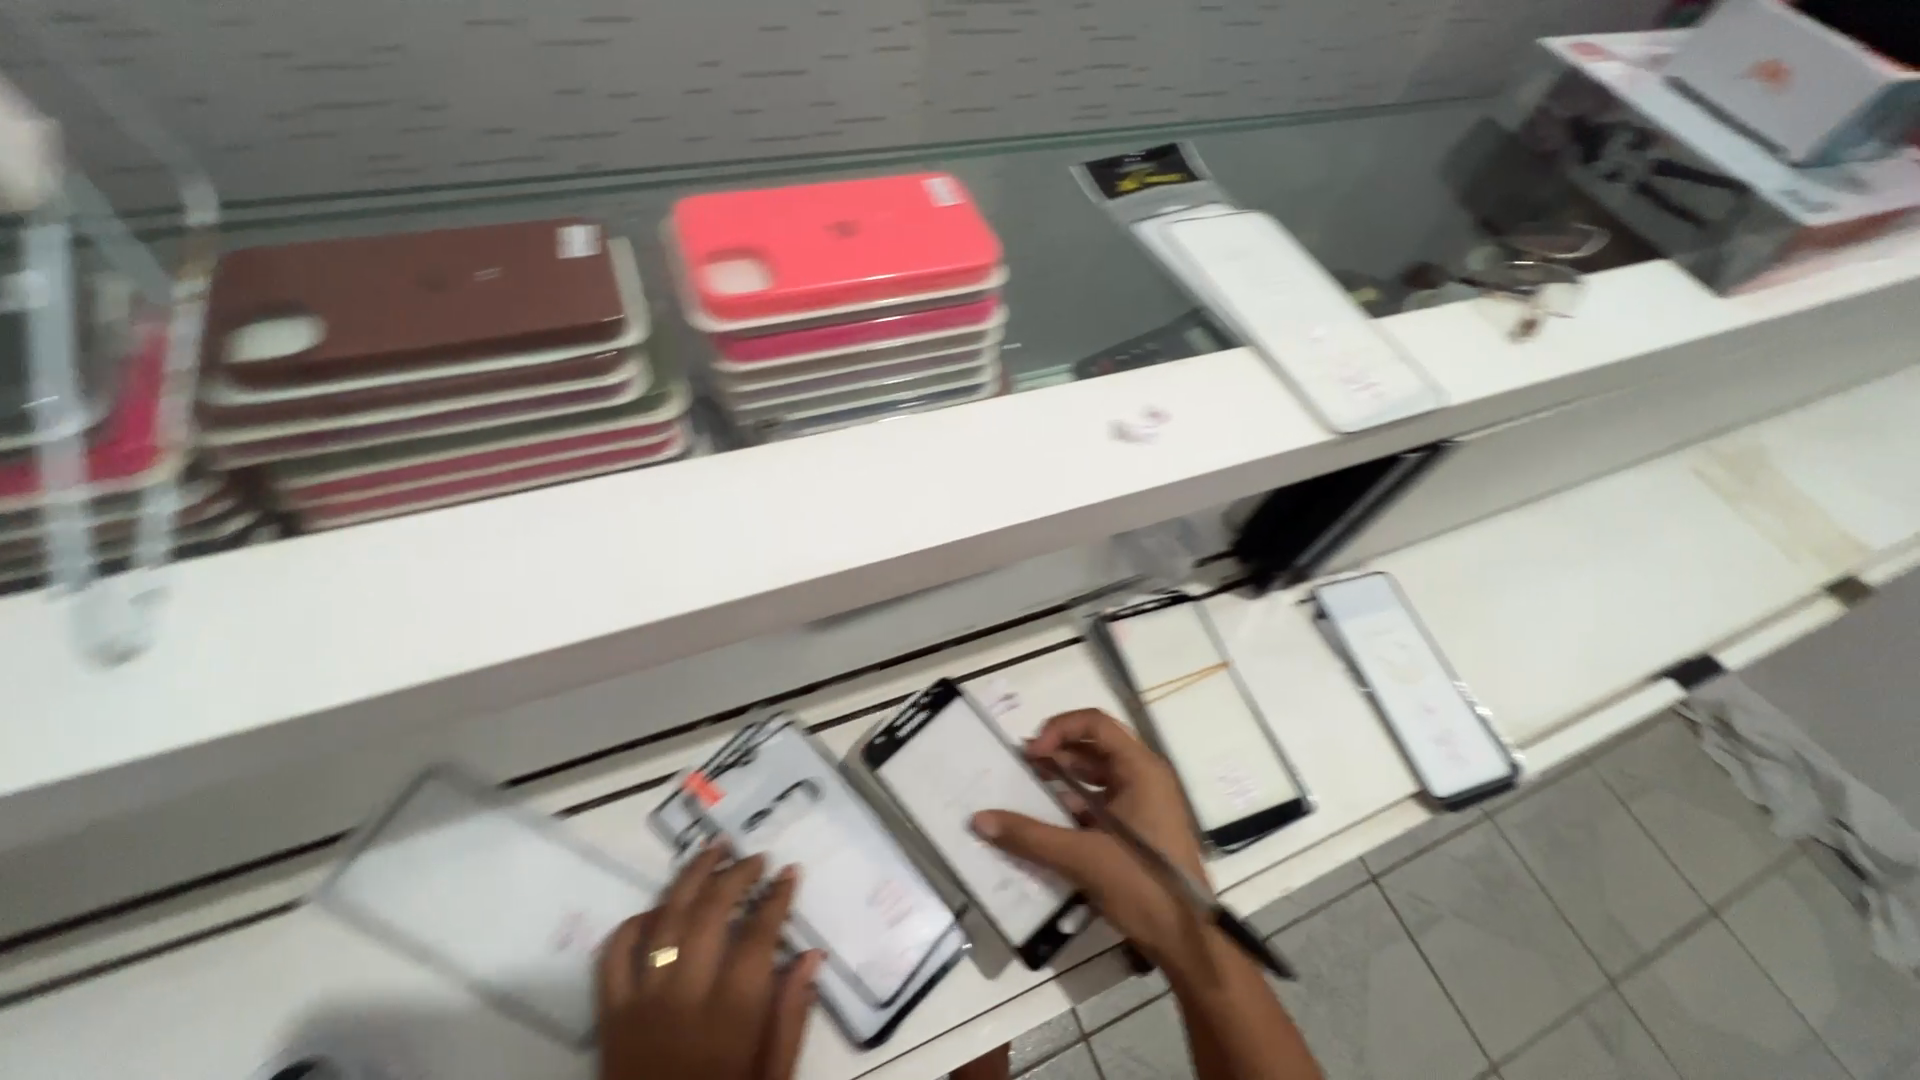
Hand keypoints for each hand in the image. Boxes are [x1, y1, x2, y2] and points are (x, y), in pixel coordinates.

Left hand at [597, 848, 822, 1079]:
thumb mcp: (773, 1078)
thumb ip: (790, 1017)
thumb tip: (811, 958)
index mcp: (731, 1015)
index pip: (758, 935)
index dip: (776, 897)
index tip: (790, 873)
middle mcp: (684, 997)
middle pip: (709, 913)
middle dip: (735, 875)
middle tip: (755, 858)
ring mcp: (641, 1002)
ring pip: (663, 919)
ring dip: (689, 878)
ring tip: (711, 851)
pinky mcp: (610, 1015)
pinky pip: (614, 954)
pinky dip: (633, 923)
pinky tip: (657, 910)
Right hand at [970, 709, 1208, 967]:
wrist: (1187, 939)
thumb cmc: (1142, 885)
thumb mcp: (1082, 858)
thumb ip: (1029, 836)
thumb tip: (979, 819)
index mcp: (1141, 769)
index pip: (1095, 723)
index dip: (1058, 729)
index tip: (1032, 755)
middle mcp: (1144, 777)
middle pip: (1093, 747)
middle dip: (1054, 753)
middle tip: (1019, 768)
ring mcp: (1144, 803)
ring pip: (1096, 777)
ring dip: (1061, 781)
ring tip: (1025, 793)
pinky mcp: (1138, 828)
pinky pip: (1100, 802)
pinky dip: (1073, 806)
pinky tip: (1047, 823)